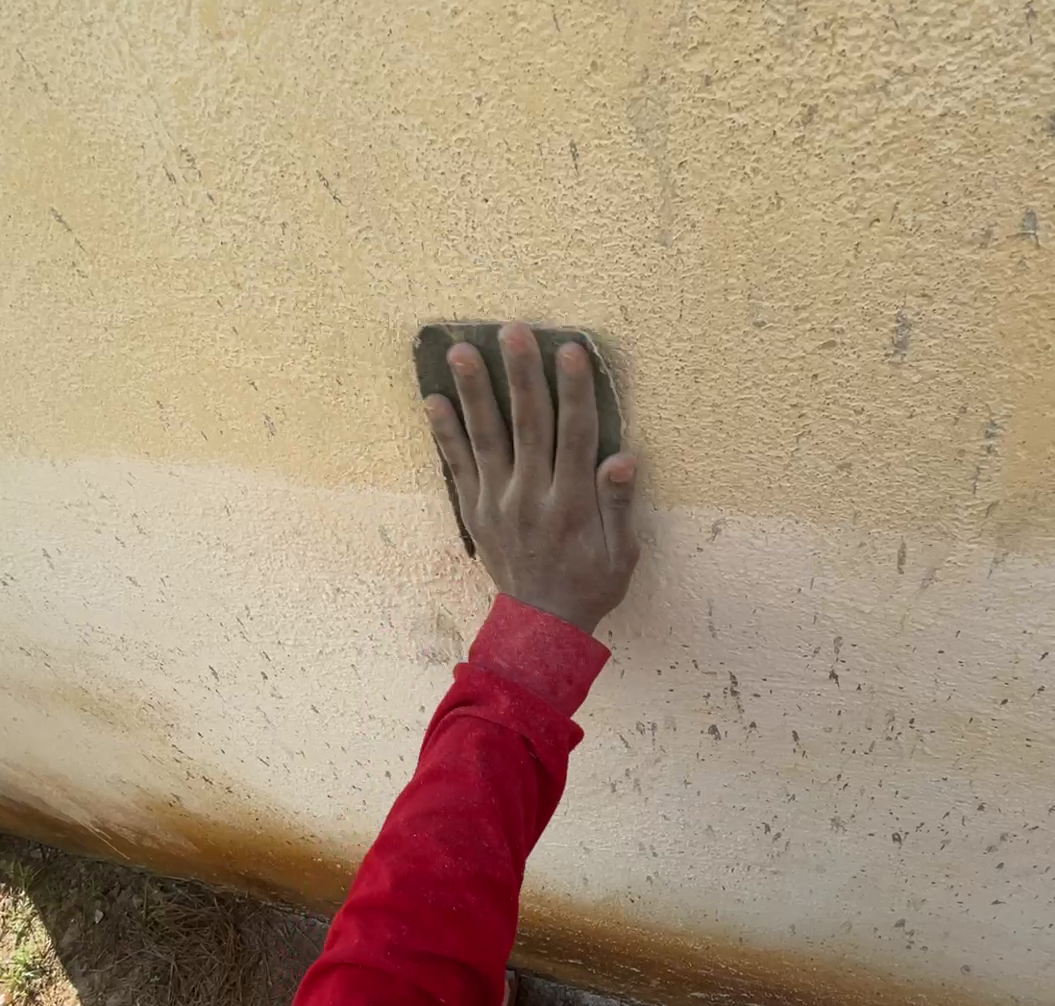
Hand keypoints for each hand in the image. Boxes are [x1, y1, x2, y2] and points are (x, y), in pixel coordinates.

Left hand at [424, 323, 640, 633]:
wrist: (540, 625)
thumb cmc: (589, 585)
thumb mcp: (622, 555)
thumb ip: (620, 506)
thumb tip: (623, 458)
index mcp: (571, 506)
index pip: (574, 437)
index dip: (574, 392)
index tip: (570, 350)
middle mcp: (530, 498)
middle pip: (527, 427)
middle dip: (521, 376)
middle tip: (513, 331)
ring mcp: (497, 503)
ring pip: (485, 439)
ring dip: (473, 393)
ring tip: (460, 352)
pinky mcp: (474, 511)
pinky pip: (457, 466)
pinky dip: (444, 433)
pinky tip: (431, 400)